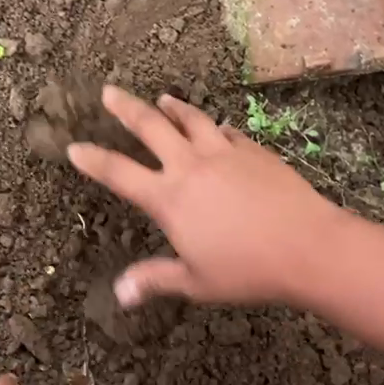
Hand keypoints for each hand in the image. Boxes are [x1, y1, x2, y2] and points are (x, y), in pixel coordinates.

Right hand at [66, 85, 344, 306]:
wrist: (309, 247)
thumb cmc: (248, 270)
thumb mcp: (196, 282)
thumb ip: (156, 279)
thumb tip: (119, 293)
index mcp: (170, 199)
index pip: (119, 174)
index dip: (93, 160)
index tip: (74, 147)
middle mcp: (191, 167)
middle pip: (150, 128)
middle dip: (126, 108)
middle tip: (109, 91)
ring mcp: (225, 154)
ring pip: (191, 120)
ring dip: (173, 108)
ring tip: (162, 98)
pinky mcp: (254, 152)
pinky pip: (228, 132)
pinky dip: (214, 127)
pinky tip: (216, 127)